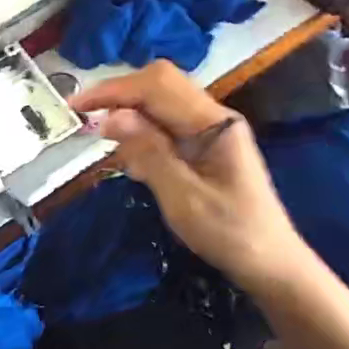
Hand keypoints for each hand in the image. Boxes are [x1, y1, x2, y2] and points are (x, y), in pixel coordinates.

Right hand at [70, 61, 310, 291]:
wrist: (271, 265)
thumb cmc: (230, 234)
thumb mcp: (183, 198)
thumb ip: (148, 153)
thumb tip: (111, 117)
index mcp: (213, 123)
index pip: (156, 87)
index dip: (113, 91)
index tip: (76, 107)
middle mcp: (213, 116)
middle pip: (159, 83)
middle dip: (119, 94)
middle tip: (86, 118)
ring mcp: (210, 129)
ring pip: (161, 100)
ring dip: (128, 111)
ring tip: (104, 139)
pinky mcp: (204, 144)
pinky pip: (166, 123)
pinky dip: (141, 130)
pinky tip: (131, 158)